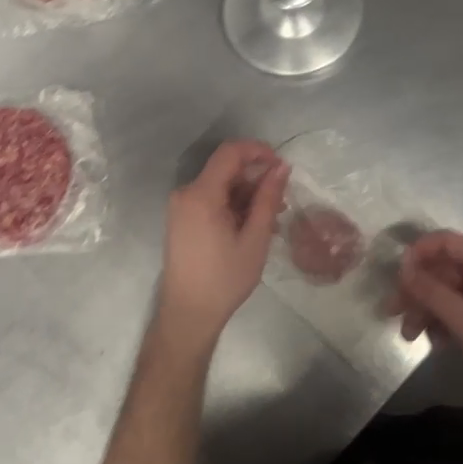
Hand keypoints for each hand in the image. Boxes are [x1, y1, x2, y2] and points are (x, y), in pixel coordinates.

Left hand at [159, 141, 290, 340]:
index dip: (258, 151)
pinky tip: (250, 226)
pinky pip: (210, 199)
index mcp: (201, 194)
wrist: (188, 313)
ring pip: (220, 185)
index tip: (281, 167)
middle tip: (281, 204)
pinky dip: (232, 205)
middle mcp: (186, 193)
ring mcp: (180, 206)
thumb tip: (282, 167)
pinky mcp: (181, 218)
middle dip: (256, 179)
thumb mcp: (255, 239)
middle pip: (225, 169)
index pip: (230, 152)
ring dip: (246, 195)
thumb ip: (267, 199)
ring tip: (270, 220)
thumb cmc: (224, 279)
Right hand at [391, 231, 462, 424]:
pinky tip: (435, 343)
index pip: (446, 242)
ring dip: (427, 309)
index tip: (397, 278)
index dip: (418, 253)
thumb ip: (432, 292)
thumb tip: (403, 268)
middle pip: (445, 269)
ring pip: (451, 293)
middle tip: (392, 314)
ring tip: (409, 336)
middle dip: (417, 289)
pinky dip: (445, 322)